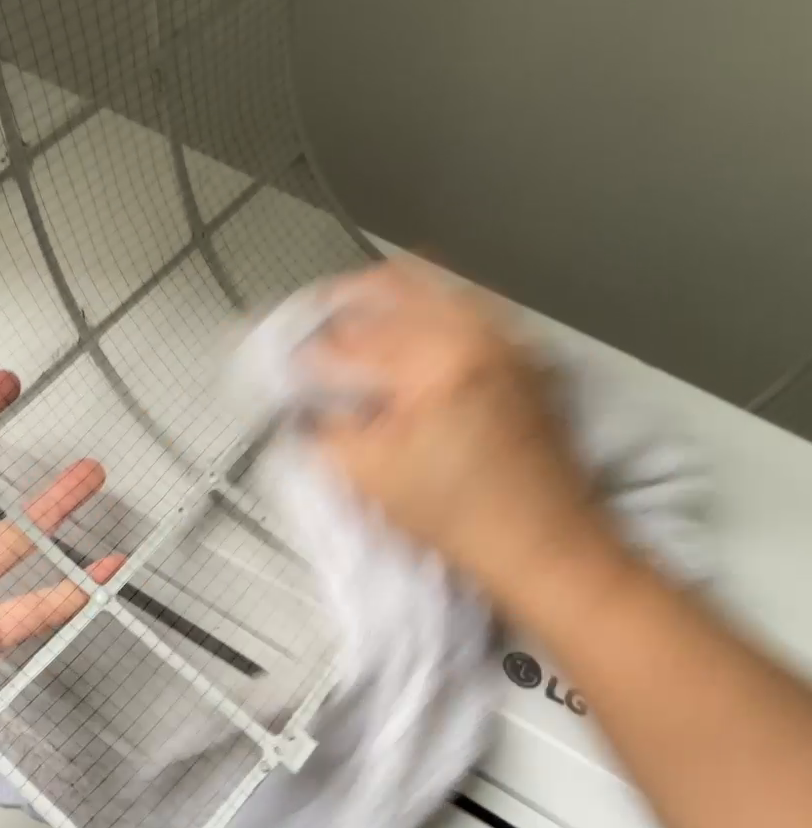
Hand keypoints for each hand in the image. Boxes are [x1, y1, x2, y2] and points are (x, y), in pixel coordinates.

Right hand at [310, 261, 616, 589]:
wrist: (543, 542)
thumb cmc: (456, 513)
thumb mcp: (365, 473)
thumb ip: (324, 428)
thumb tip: (307, 405)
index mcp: (437, 360)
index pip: (350, 339)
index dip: (307, 355)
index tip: (286, 368)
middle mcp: (481, 337)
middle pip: (399, 285)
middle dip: (347, 305)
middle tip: (314, 321)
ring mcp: (512, 344)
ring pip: (438, 292)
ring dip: (389, 306)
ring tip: (356, 328)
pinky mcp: (528, 361)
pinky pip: (469, 315)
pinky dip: (428, 318)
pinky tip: (405, 346)